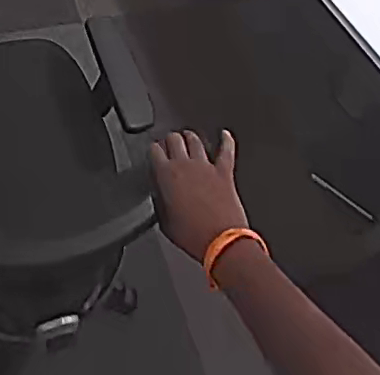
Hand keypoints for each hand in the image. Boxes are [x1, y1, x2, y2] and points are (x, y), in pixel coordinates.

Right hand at [151, 129, 248, 259]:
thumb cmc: (194, 237)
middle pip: (173, 138)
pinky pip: (226, 151)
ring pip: (194, 140)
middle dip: (170, 139)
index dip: (153, 149)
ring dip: (190, 137)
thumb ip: (160, 203)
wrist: (224, 245)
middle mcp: (184, 165)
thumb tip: (160, 199)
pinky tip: (225, 134)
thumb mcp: (166, 222)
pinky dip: (226, 141)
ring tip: (188, 136)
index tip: (154, 152)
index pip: (154, 149)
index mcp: (166, 175)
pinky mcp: (224, 174)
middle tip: (170, 143)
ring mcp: (205, 167)